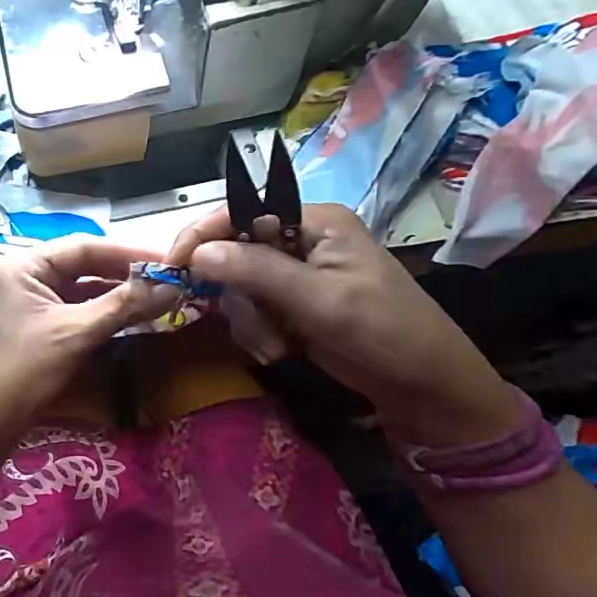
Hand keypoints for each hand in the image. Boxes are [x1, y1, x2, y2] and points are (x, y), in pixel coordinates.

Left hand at [0, 237, 178, 425]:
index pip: (84, 247)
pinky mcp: (36, 325)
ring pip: (82, 289)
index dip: (130, 253)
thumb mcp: (76, 333)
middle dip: (126, 275)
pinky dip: (104, 313)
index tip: (169, 260)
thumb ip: (125, 305)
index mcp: (22, 265)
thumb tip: (174, 285)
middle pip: (83, 266)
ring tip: (161, 297)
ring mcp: (28, 301)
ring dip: (119, 295)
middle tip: (170, 279)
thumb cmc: (25, 370)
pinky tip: (135, 316)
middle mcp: (23, 275)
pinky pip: (76, 310)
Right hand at [168, 204, 517, 446]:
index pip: (242, 212)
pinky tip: (284, 349)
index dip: (204, 235)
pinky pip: (252, 311)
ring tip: (281, 346)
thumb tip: (198, 252)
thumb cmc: (381, 331)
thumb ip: (257, 271)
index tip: (175, 265)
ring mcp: (296, 274)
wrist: (421, 384)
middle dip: (240, 297)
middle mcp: (301, 239)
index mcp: (314, 221)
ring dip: (252, 323)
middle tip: (262, 330)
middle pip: (235, 254)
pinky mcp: (293, 303)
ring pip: (239, 288)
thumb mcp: (319, 300)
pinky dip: (260, 333)